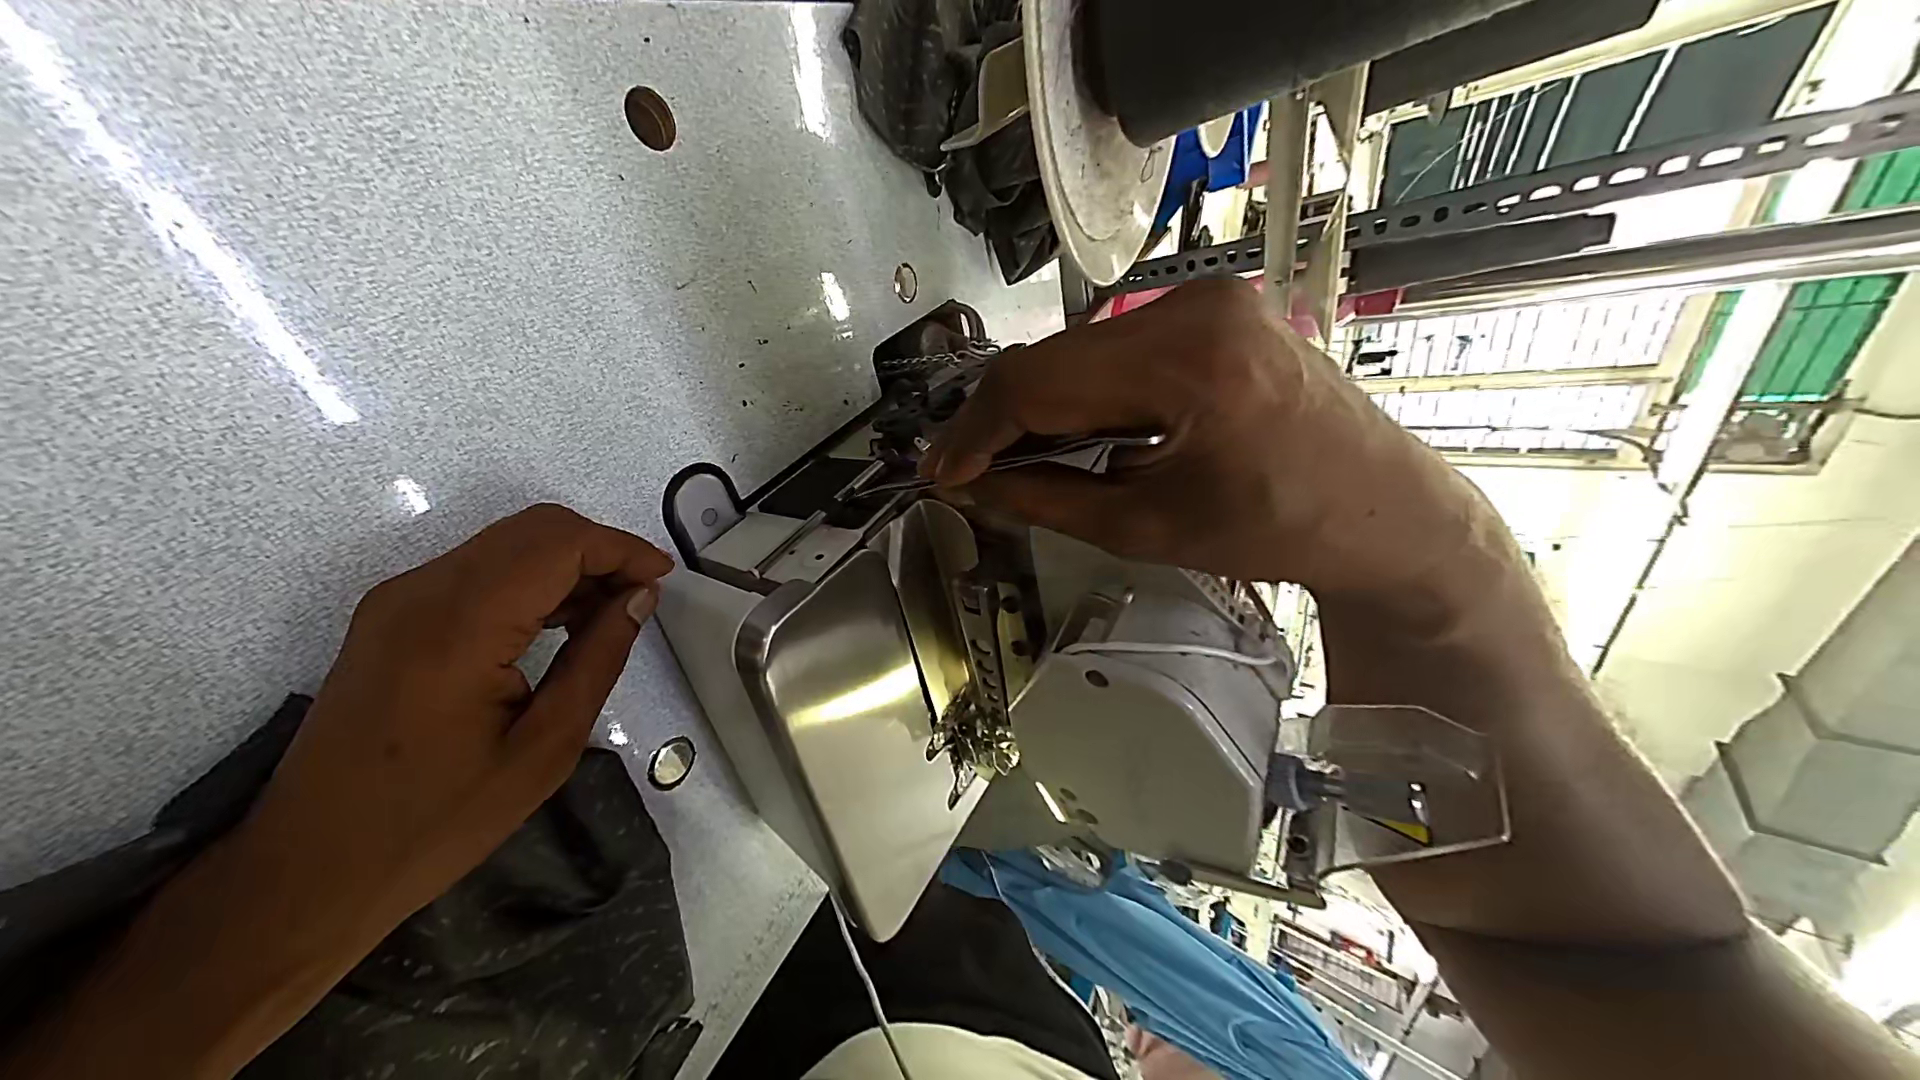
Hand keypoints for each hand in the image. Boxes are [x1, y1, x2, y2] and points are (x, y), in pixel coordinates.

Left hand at [2, 505, 673, 1079]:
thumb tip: (641, 597)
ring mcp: (398, 599)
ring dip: (569, 562)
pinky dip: (533, 577)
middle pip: (534, 529)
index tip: (665, 579)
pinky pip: (480, 567)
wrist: (307, 870)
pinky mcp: (391, 614)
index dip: (622, 549)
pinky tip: (562, 619)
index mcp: (459, 628)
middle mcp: (420, 593)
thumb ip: (599, 658)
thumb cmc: (437, 820)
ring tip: (612, 610)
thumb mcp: (546, 747)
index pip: (558, 544)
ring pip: (508, 542)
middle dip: (601, 549)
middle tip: (643, 594)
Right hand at [922, 278, 1517, 623]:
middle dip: (999, 420)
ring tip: (1005, 459)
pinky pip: (1116, 351)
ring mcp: (1207, 299)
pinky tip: (1062, 433)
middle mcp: (1193, 304)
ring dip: (1036, 408)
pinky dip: (1080, 395)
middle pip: (1055, 359)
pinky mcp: (1212, 311)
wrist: (1386, 511)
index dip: (975, 430)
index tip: (940, 472)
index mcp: (1188, 359)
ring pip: (1079, 353)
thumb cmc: (1278, 533)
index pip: (1039, 382)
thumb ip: (1046, 499)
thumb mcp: (1147, 528)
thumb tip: (973, 484)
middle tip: (964, 470)